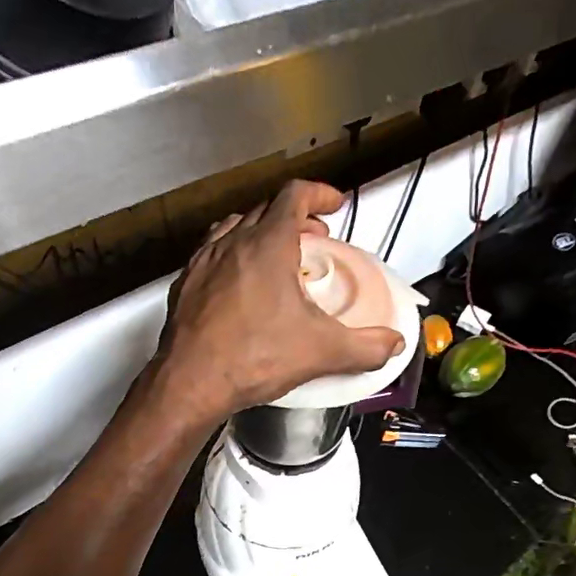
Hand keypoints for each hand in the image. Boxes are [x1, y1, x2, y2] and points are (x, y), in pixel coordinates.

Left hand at [155, 181, 405, 423]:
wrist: (190, 382)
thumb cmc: (249, 357)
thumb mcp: (321, 352)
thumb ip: (364, 347)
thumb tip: (391, 345)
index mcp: (267, 245)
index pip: (295, 195)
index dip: (318, 194)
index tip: (331, 204)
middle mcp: (231, 244)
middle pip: (265, 209)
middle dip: (294, 216)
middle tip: (312, 237)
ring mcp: (203, 263)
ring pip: (233, 228)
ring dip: (258, 232)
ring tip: (275, 256)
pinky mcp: (185, 286)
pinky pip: (209, 255)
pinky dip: (230, 257)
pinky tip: (238, 284)